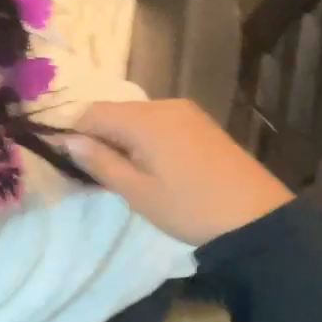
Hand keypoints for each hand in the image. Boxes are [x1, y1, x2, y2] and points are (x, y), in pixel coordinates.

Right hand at [48, 99, 293, 245]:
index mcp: (145, 119)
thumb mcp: (137, 192)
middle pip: (116, 112)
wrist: (254, 217)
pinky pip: (160, 123)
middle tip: (98, 175)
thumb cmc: (189, 208)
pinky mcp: (201, 124)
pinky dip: (146, 139)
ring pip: (138, 117)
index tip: (70, 163)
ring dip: (123, 139)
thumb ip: (101, 162)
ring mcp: (187, 112)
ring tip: (125, 176)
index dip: (75, 134)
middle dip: (100, 137)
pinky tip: (151, 167)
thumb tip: (67, 141)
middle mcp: (165, 105)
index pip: (92, 112)